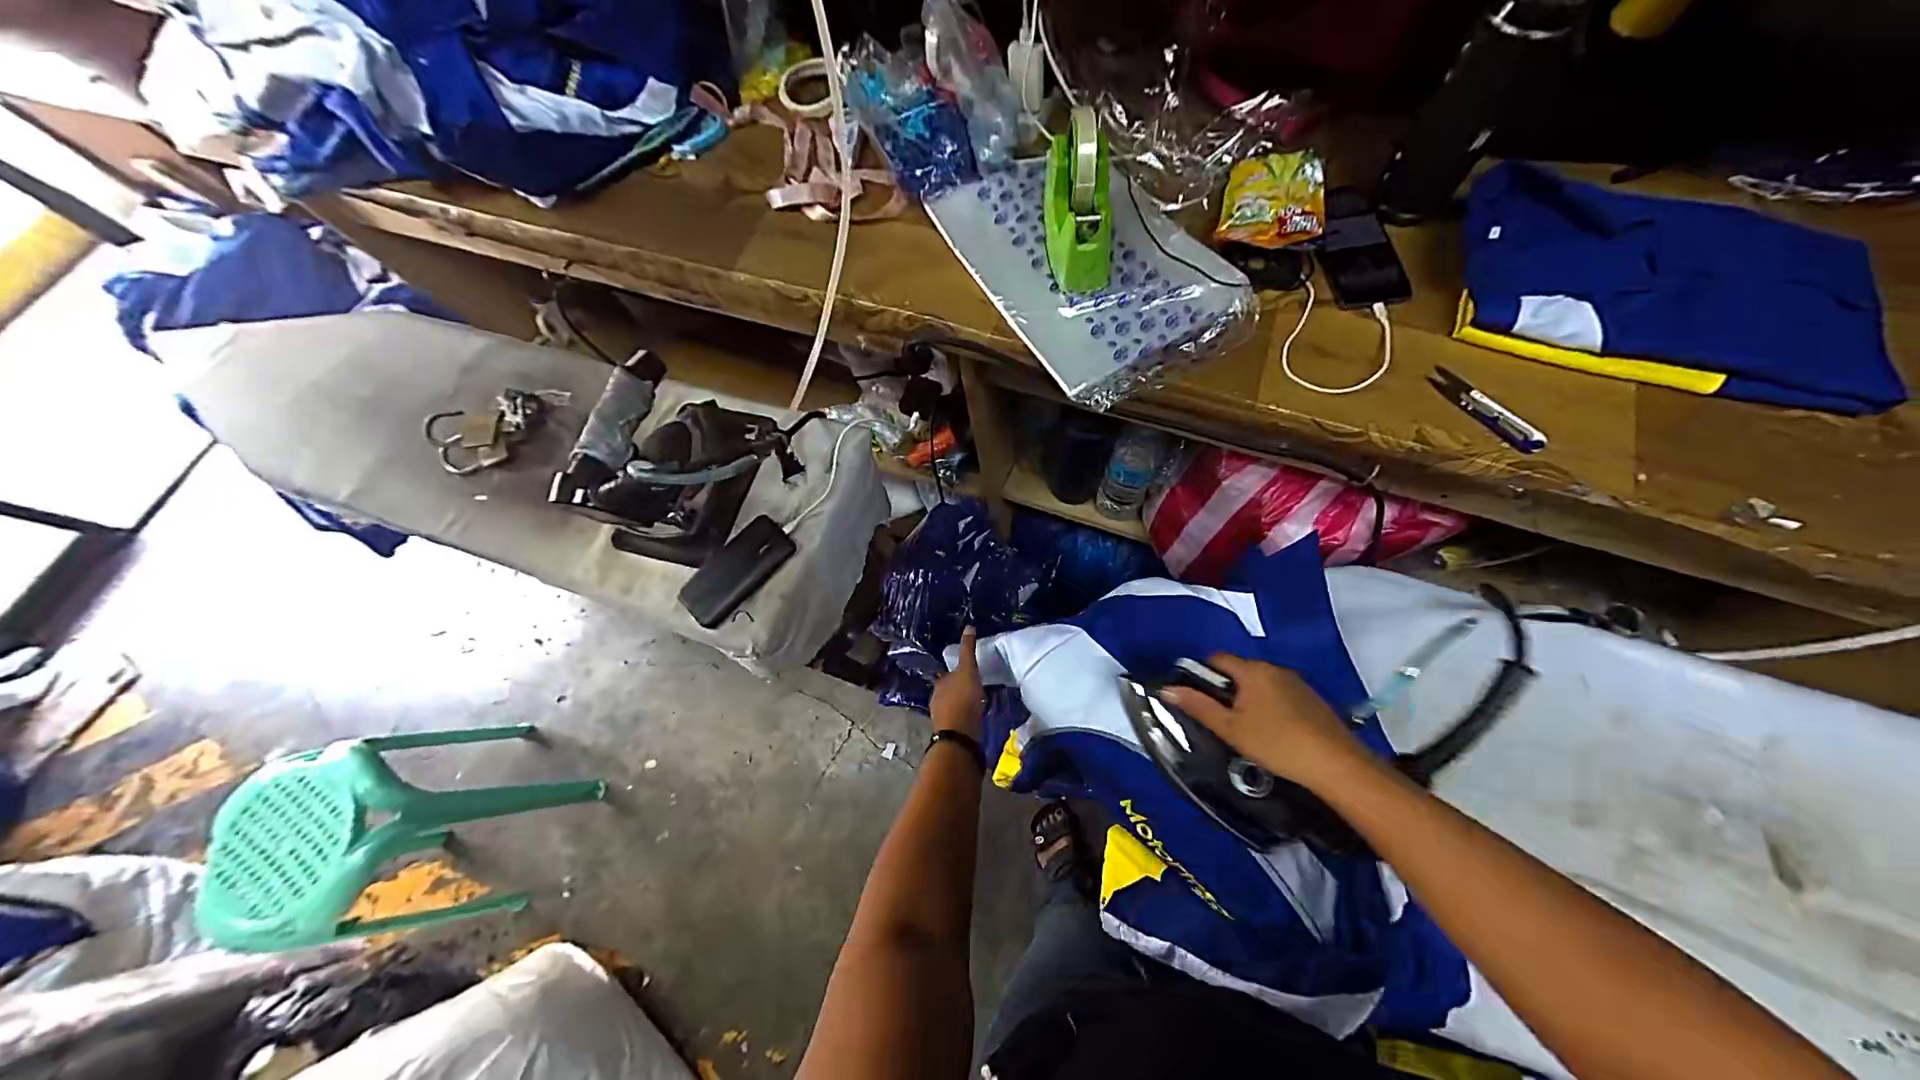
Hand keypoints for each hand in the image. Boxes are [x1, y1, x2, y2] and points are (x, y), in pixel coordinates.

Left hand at [930, 627, 984, 739]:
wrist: (960, 734)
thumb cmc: (963, 699)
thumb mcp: (968, 670)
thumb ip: (967, 650)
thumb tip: (968, 626)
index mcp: (940, 684)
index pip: (948, 675)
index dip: (958, 674)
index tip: (969, 674)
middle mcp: (937, 699)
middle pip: (949, 691)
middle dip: (959, 690)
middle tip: (975, 688)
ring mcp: (943, 716)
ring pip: (953, 706)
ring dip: (962, 704)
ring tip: (977, 703)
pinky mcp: (951, 731)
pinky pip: (959, 719)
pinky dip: (965, 717)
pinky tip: (975, 718)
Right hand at [1159, 655, 1372, 791]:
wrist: (1336, 764)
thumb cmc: (1276, 743)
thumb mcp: (1230, 728)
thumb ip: (1198, 706)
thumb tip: (1168, 689)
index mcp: (1253, 671)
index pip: (1217, 658)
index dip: (1202, 672)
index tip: (1197, 696)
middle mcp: (1275, 668)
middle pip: (1240, 669)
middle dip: (1226, 687)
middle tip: (1220, 717)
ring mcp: (1297, 682)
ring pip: (1261, 682)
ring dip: (1249, 696)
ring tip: (1246, 727)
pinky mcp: (1313, 698)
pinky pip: (1280, 693)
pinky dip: (1270, 704)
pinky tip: (1272, 730)